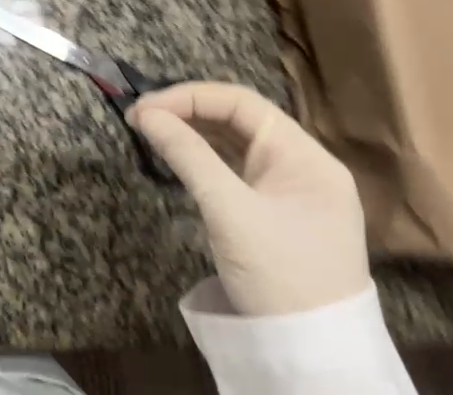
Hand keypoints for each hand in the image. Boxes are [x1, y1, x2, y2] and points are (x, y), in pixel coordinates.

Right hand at [129, 82, 369, 315]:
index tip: (143, 109)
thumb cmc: (279, 275)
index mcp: (306, 157)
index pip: (241, 103)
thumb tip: (145, 113)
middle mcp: (303, 166)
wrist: (314, 356)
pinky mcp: (277, 213)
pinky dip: (205, 158)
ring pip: (236, 143)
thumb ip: (187, 155)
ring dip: (193, 133)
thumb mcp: (229, 211)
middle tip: (138, 120)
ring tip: (150, 133)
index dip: (188, 97)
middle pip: (239, 119)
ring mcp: (292, 191)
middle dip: (187, 112)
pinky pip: (237, 170)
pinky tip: (178, 157)